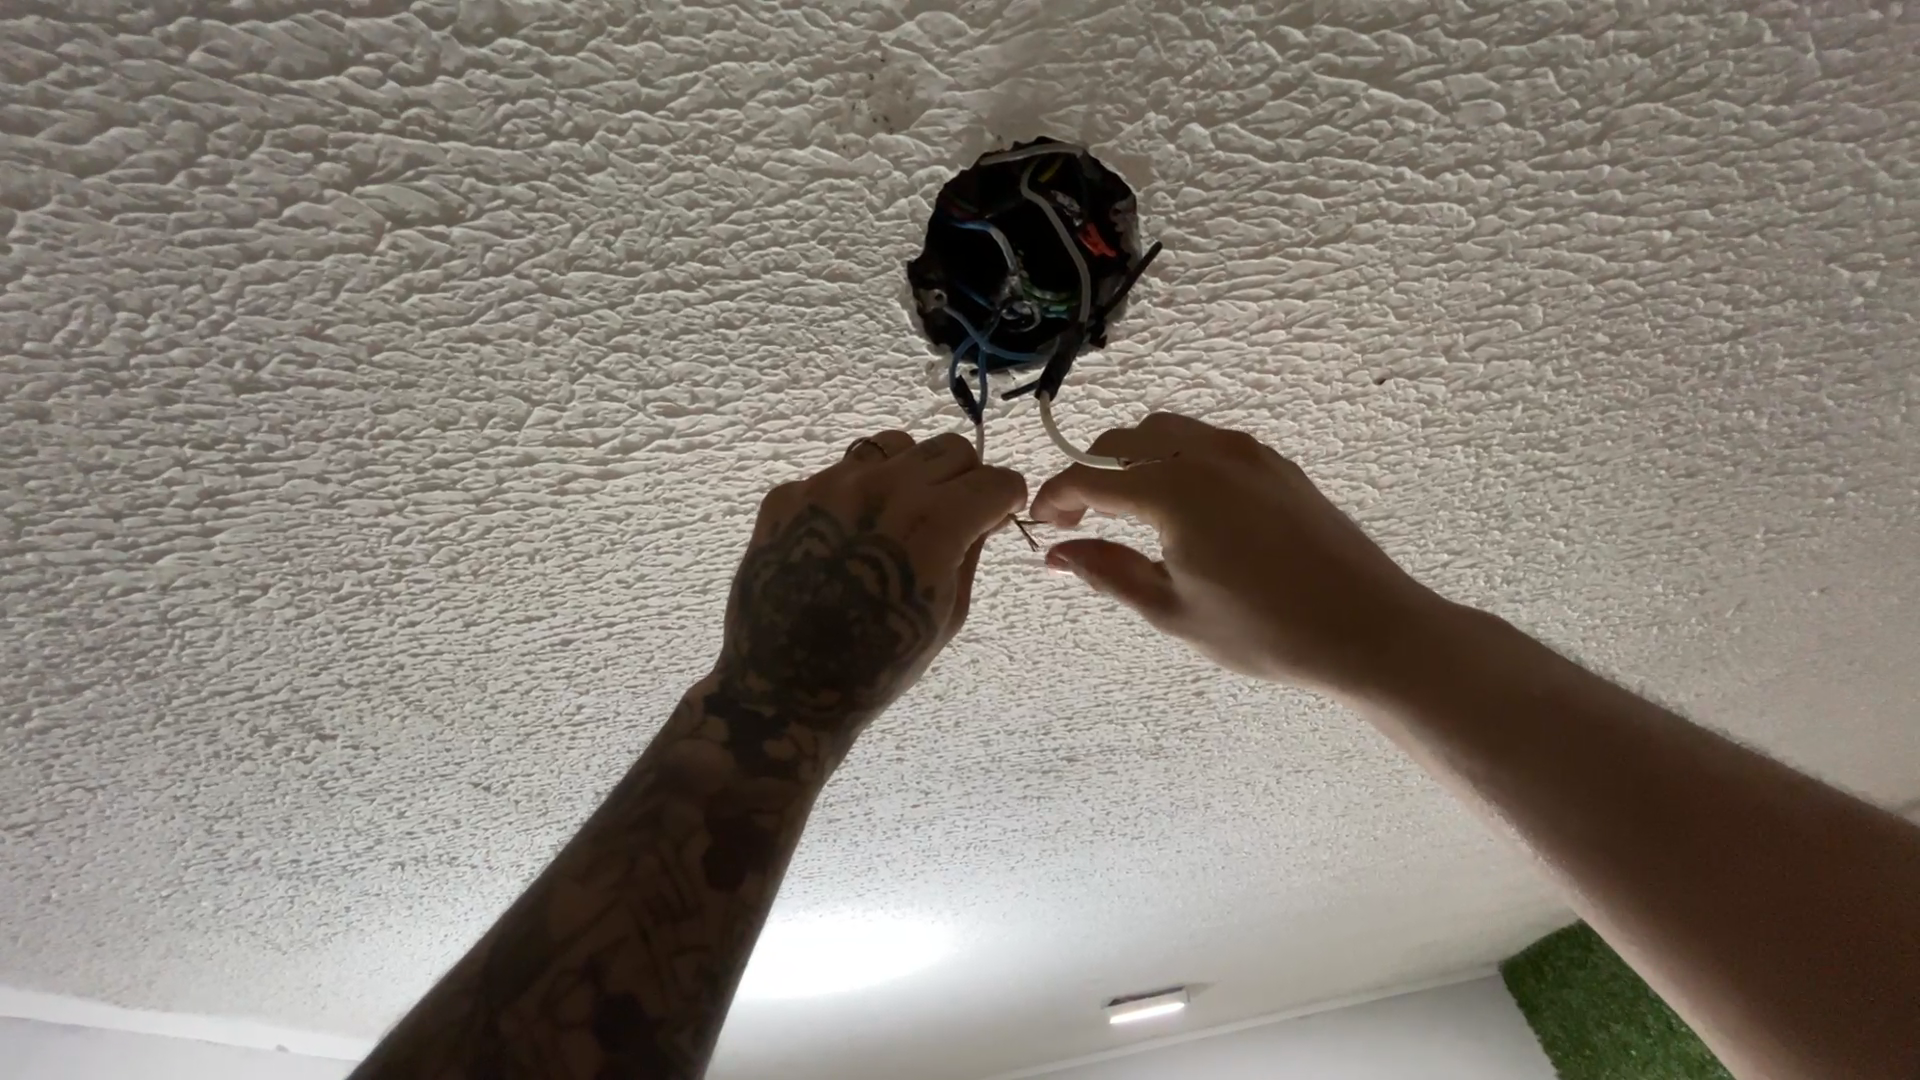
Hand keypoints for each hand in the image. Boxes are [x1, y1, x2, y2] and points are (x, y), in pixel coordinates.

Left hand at [716, 430, 1026, 741]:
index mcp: (933, 524)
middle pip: (949, 449)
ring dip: (910, 474)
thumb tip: (983, 513)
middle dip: (964, 479)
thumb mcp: (948, 613)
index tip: (1000, 512)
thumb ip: (971, 550)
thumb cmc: (880, 664)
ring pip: (893, 447)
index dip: (1007, 497)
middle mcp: (882, 487)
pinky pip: (840, 473)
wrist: (786, 687)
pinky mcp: (788, 494)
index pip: (994, 479)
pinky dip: (856, 496)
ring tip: (897, 518)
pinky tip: (845, 539)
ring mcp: (828, 484)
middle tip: (954, 515)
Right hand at [1029, 412, 1446, 693]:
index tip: (1042, 523)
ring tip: (1123, 509)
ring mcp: (1246, 453)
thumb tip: (1059, 552)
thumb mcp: (1171, 611)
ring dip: (1129, 459)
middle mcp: (1208, 455)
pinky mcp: (1274, 463)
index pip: (1091, 477)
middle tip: (1076, 520)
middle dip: (1087, 473)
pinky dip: (1171, 457)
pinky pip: (1205, 440)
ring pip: (1164, 430)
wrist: (1369, 629)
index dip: (1055, 496)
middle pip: (1122, 441)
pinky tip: (1177, 504)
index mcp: (1175, 492)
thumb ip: (1107, 571)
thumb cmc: (1265, 631)